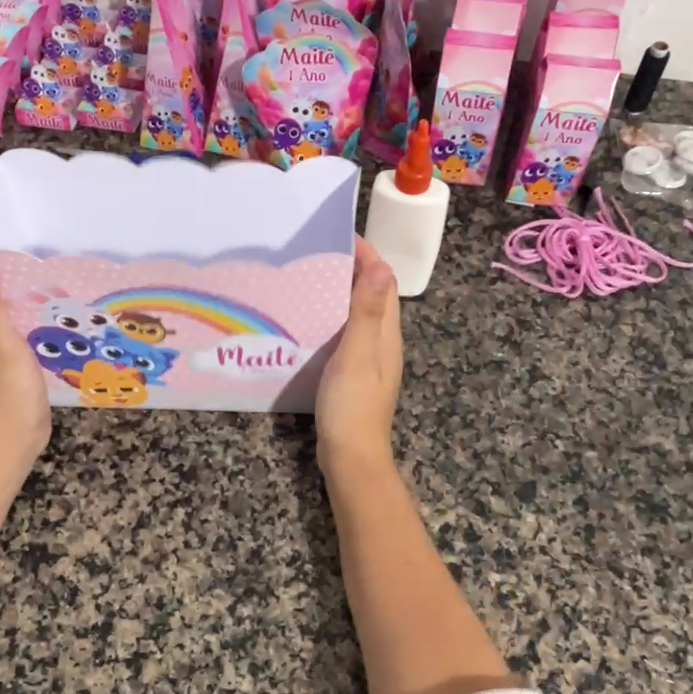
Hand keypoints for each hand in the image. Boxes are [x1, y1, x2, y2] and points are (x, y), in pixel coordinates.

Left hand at [0, 256, 50, 467]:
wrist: (14, 438)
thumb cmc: (7, 390)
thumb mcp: (0, 342)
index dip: (4, 260)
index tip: (31, 242)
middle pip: (8, 299)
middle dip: (29, 281)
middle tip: (62, 263)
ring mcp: (8, 354)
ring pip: (23, 319)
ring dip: (41, 306)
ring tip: (72, 290)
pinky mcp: (26, 371)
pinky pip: (37, 340)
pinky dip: (48, 331)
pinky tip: (69, 329)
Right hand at [315, 238, 402, 474]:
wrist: (350, 457)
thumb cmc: (353, 406)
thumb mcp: (357, 354)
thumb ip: (366, 311)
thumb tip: (380, 265)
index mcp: (386, 334)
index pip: (383, 282)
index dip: (366, 256)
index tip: (339, 236)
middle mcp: (381, 343)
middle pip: (370, 296)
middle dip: (349, 271)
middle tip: (314, 255)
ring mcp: (368, 362)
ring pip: (356, 317)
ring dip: (337, 297)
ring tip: (306, 281)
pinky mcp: (352, 377)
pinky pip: (343, 338)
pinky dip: (329, 323)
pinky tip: (306, 325)